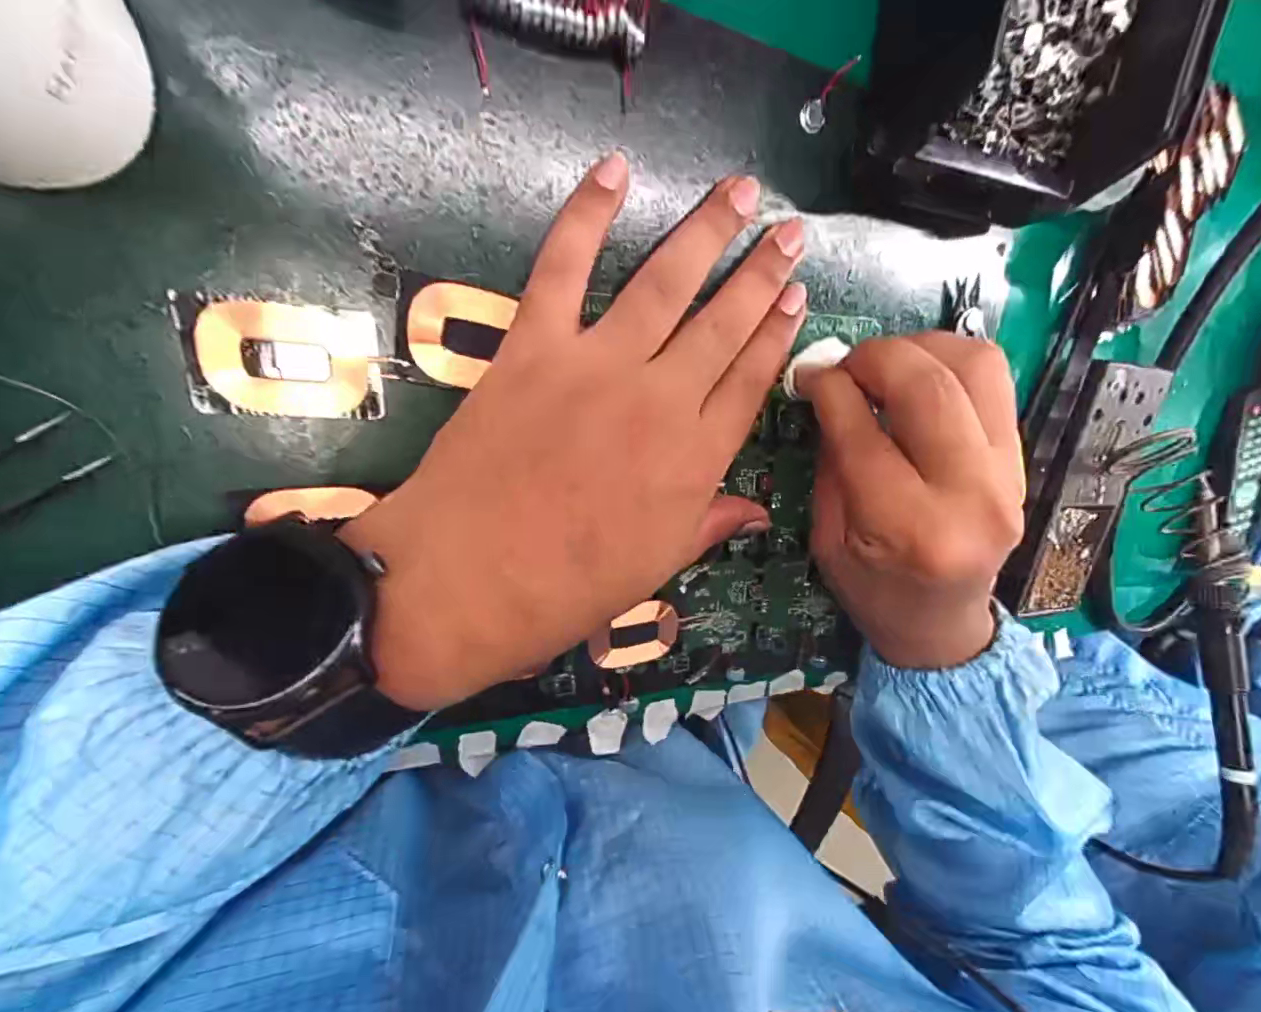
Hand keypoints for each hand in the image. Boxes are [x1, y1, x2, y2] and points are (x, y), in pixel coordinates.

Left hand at [338, 153, 808, 709]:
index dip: (775, 336)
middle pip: (722, 324)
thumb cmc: (563, 591)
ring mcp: (596, 367)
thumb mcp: (650, 569)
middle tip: (788, 231)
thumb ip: (705, 526)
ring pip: (664, 284)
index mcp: (694, 461)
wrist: (466, 583)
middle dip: (760, 273)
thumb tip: (756, 512)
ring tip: (742, 190)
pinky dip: (585, 214)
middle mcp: (660, 402)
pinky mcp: (532, 349)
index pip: (750, 382)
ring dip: (706, 230)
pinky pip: (561, 268)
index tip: (795, 295)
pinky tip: (614, 172)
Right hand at [798, 333, 1024, 668]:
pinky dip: (950, 363)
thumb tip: (829, 393)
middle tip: (845, 364)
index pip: (863, 433)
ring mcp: (1007, 474)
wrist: (942, 625)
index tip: (808, 377)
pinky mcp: (1021, 460)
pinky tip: (917, 375)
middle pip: (929, 387)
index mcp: (907, 529)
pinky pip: (993, 384)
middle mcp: (968, 496)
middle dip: (876, 357)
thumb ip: (832, 464)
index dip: (829, 391)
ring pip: (976, 367)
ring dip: (922, 348)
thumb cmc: (872, 591)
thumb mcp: (828, 539)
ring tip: (885, 363)